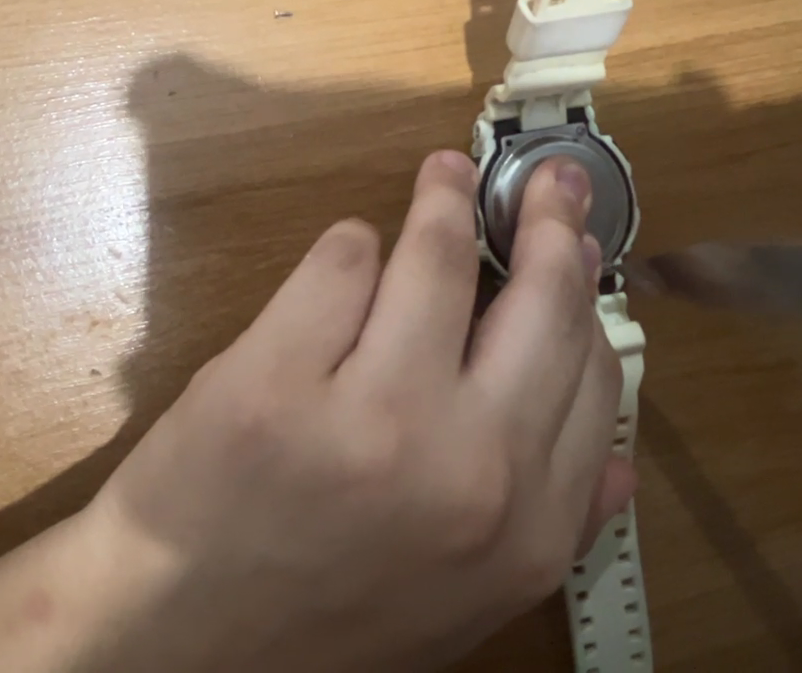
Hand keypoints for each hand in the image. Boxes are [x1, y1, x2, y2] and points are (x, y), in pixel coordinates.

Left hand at [79, 151, 631, 671]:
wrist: (178, 640)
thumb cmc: (328, 609)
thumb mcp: (466, 595)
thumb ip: (554, 522)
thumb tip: (623, 458)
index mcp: (525, 527)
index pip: (592, 370)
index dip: (583, 292)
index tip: (570, 244)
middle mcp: (464, 465)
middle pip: (540, 297)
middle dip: (546, 219)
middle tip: (543, 180)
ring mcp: (367, 416)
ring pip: (435, 257)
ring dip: (442, 201)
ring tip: (442, 175)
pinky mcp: (274, 375)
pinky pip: (343, 259)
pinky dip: (351, 244)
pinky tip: (347, 254)